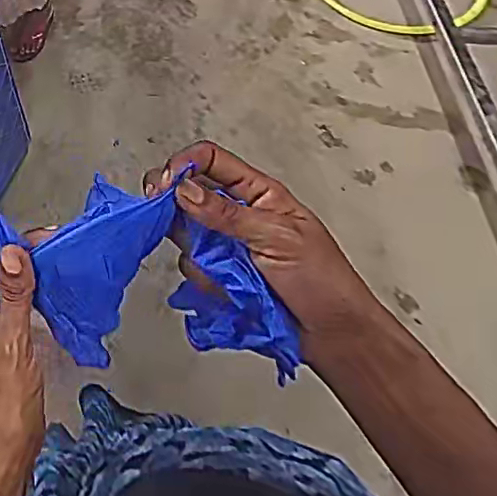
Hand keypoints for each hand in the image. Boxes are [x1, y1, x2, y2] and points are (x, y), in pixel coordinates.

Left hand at [0, 239, 45, 468]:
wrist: (9, 450)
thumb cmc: (6, 405)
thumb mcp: (13, 344)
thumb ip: (14, 296)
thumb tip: (14, 252)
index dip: (20, 248)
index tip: (51, 236)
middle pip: (1, 273)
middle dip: (31, 259)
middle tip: (64, 246)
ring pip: (13, 288)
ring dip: (36, 276)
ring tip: (65, 263)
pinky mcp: (5, 337)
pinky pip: (20, 306)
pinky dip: (38, 297)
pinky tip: (57, 291)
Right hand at [145, 142, 379, 337]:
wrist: (333, 336)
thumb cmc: (323, 281)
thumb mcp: (279, 237)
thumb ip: (227, 213)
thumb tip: (183, 189)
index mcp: (254, 192)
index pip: (208, 159)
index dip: (183, 164)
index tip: (167, 184)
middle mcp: (231, 211)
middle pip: (183, 189)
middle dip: (168, 200)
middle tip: (163, 214)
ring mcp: (219, 241)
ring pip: (180, 228)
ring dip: (192, 248)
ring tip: (222, 269)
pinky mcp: (213, 269)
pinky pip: (188, 262)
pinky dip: (200, 275)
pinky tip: (225, 287)